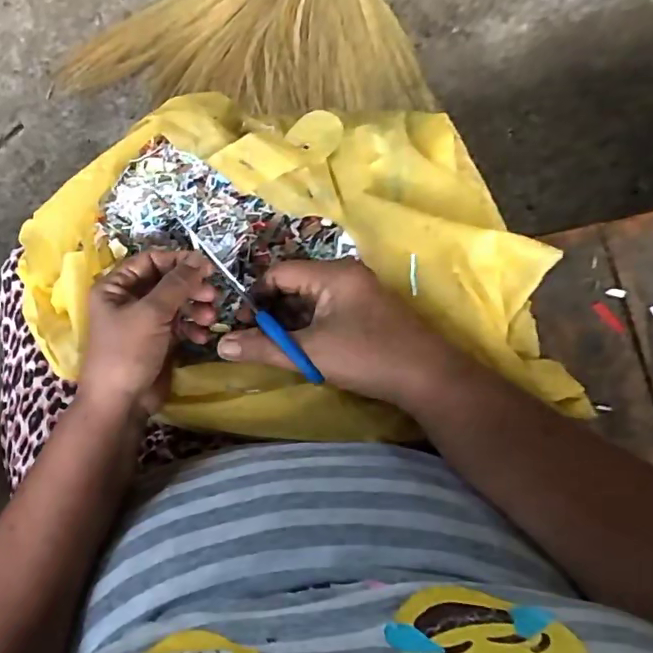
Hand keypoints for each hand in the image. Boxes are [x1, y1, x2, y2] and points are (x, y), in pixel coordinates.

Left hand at [78, 250, 217, 416]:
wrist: (121, 402)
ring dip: (195, 308)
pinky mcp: (157, 340)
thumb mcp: (151, 313)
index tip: (206, 266)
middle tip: (212, 295)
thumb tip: (199, 259)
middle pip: (165, 281)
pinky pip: (178, 325)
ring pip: (175, 303)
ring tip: (209, 318)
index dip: (177, 260)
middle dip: (190, 287)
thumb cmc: (128, 351)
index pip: (149, 260)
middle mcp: (127, 300)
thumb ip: (177, 284)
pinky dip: (191, 327)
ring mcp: (142, 321)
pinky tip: (200, 336)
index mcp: (114, 287)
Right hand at [214, 259, 476, 406]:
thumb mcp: (308, 353)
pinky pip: (325, 309)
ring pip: (308, 299)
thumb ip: (263, 348)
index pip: (278, 273)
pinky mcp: (367, 311)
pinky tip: (304, 348)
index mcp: (332, 274)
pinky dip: (308, 325)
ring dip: (289, 321)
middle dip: (270, 310)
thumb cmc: (367, 357)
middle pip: (292, 284)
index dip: (255, 296)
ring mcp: (359, 292)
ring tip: (277, 346)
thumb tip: (221, 346)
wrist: (431, 379)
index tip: (243, 324)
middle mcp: (346, 275)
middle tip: (256, 337)